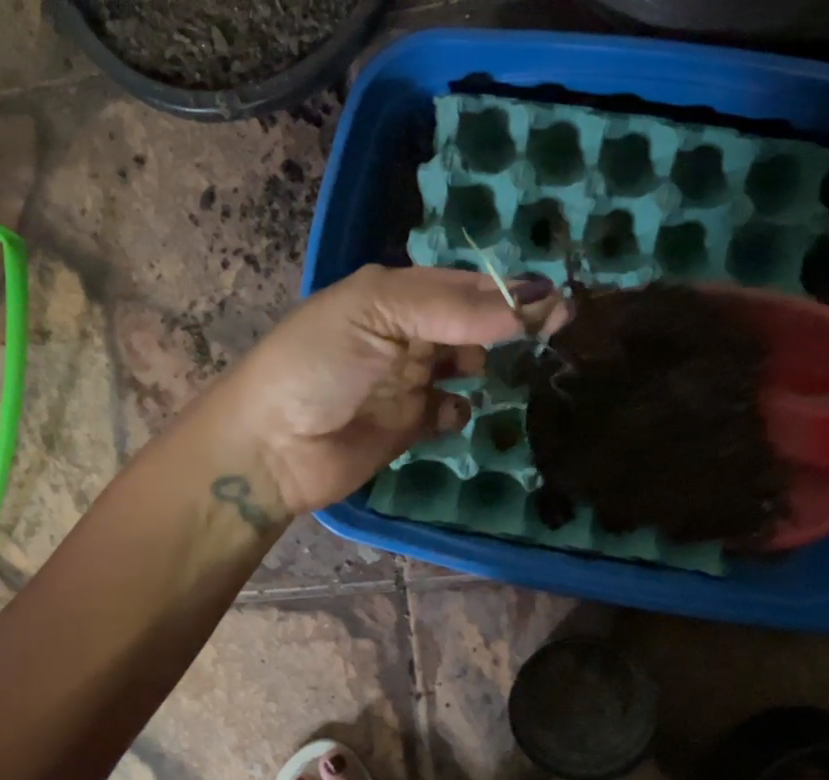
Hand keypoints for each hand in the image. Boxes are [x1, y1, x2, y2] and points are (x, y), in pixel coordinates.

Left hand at [217, 265, 557, 514]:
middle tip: (555, 334)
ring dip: (488, 365)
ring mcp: (406, 382)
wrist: (270, 447)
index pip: (464, 284)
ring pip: (465, 366)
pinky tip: (457, 411)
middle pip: (470, 323)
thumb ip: (454, 307)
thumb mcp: (378, 313)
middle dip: (508, 326)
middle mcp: (403, 333)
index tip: (558, 303)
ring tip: (519, 370)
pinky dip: (461, 411)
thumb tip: (534, 301)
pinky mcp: (407, 428)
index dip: (509, 291)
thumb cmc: (317, 364)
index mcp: (392, 294)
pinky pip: (449, 413)